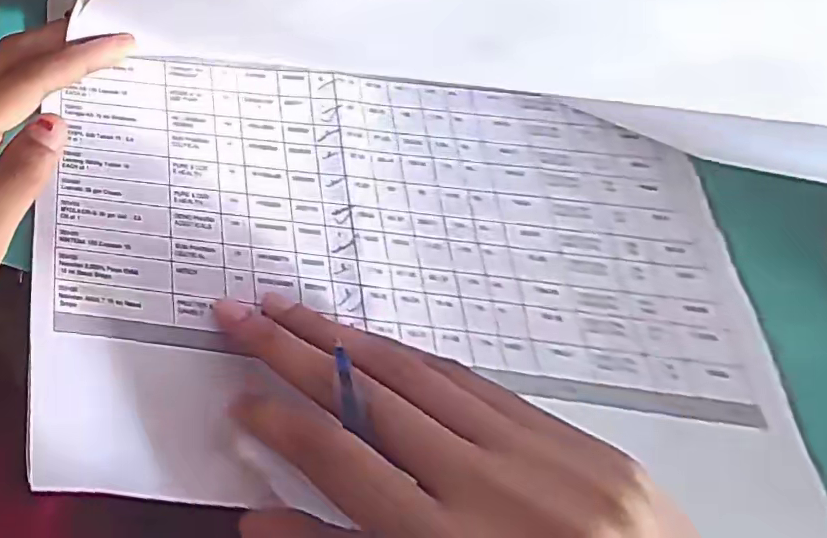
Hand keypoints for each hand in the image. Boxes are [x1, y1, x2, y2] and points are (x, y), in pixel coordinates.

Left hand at [0, 20, 134, 416]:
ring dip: (42, 48)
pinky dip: (26, 69)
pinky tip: (47, 78)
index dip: (71, 60)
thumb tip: (57, 122)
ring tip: (88, 44)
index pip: (20, 84)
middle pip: (4, 60)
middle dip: (60, 40)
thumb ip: (15, 182)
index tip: (118, 44)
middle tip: (110, 33)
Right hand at [216, 295, 699, 537]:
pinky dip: (408, 357)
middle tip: (238, 312)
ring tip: (287, 309)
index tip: (239, 399)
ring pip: (415, 373)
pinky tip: (368, 340)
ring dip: (339, 334)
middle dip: (289, 346)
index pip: (340, 462)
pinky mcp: (589, 448)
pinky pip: (473, 382)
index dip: (278, 423)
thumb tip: (254, 520)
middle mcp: (502, 499)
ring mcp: (552, 466)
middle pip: (365, 396)